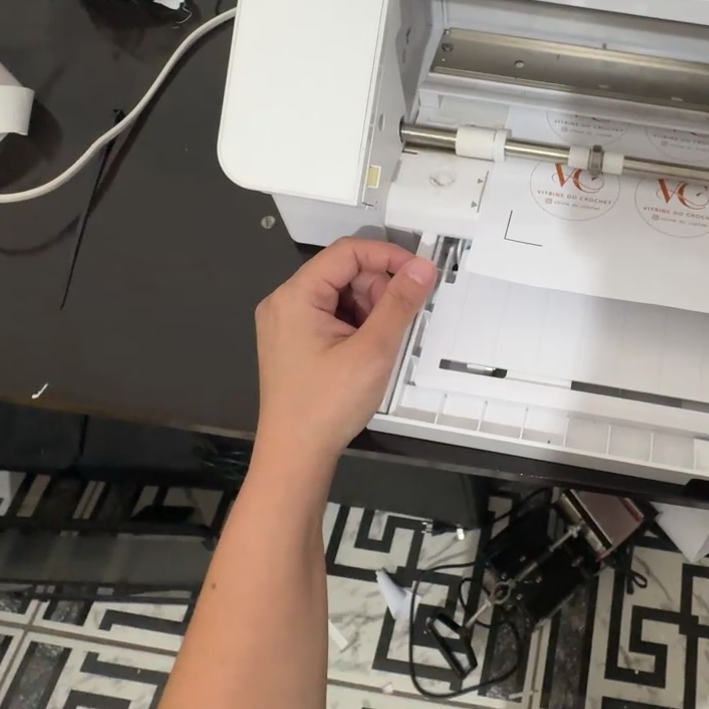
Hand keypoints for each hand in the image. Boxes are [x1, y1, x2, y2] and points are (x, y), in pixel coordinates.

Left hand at [254, 238, 436, 464]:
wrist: (296, 456)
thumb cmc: (328, 405)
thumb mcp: (373, 350)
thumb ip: (400, 303)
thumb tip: (423, 267)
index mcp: (295, 297)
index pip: (347, 252)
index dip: (388, 256)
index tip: (420, 273)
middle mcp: (286, 303)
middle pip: (344, 272)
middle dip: (380, 288)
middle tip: (401, 320)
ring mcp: (288, 323)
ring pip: (342, 295)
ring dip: (372, 309)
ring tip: (383, 343)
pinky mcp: (296, 342)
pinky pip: (334, 315)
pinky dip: (359, 324)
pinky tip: (371, 350)